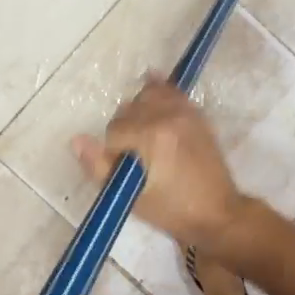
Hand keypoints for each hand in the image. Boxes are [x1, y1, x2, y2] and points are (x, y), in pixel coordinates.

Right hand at [72, 77, 250, 248]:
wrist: (218, 214)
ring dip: (138, 110)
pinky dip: (159, 87)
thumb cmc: (173, 211)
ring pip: (147, 95)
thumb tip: (76, 140)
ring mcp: (185, 112)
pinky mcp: (196, 115)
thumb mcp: (132, 198)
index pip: (114, 131)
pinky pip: (172, 91)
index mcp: (152, 137)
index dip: (112, 153)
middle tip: (133, 158)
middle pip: (128, 111)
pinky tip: (150, 80)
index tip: (124, 172)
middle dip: (123, 131)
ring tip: (141, 134)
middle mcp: (169, 116)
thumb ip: (100, 168)